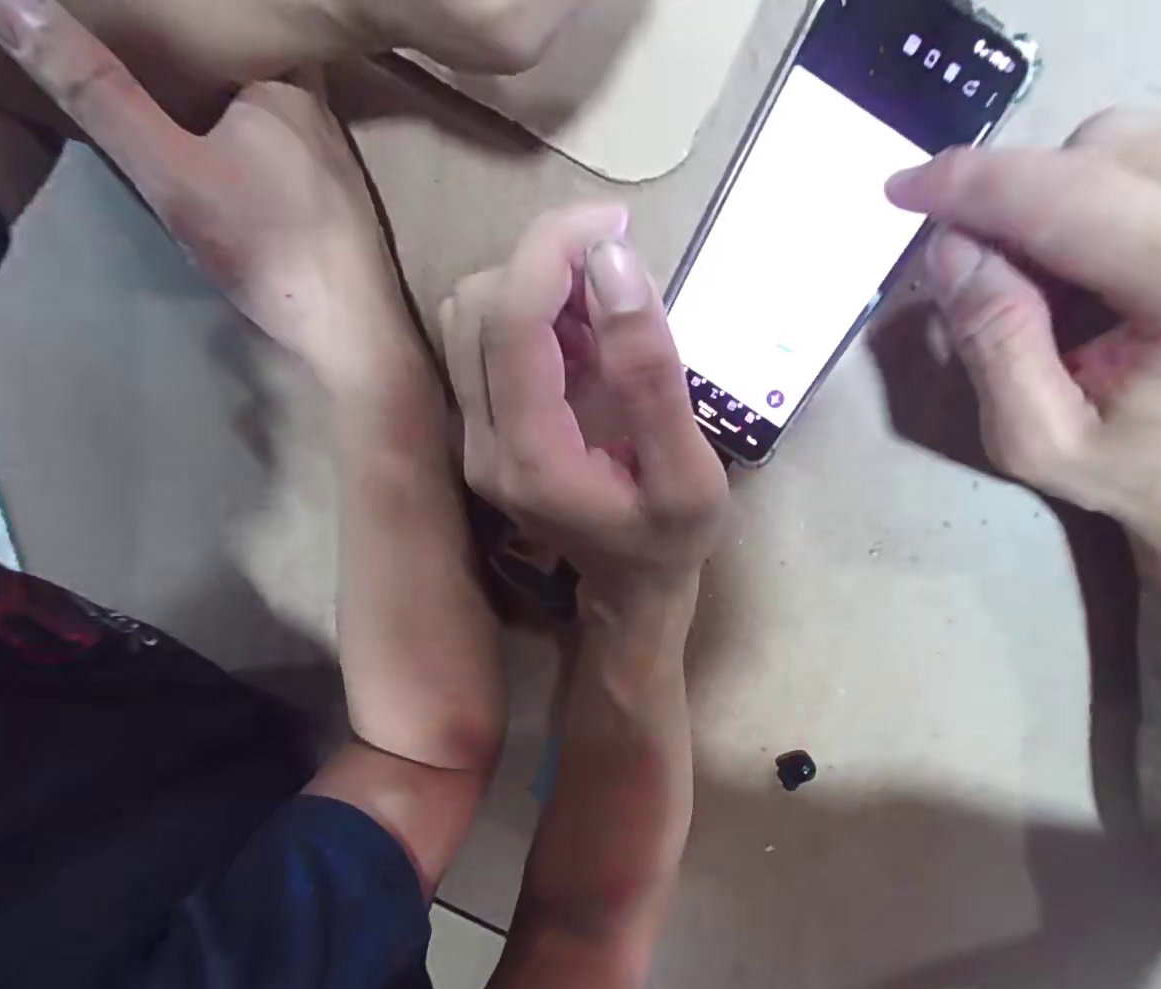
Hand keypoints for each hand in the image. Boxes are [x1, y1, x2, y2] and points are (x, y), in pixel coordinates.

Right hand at [0, 0, 412, 392]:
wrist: (352, 332)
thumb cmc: (270, 247)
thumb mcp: (167, 168)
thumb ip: (93, 89)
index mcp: (292, 91)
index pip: (251, 20)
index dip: (206, 8)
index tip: (158, 0)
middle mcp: (325, 123)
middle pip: (262, 66)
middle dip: (216, 51)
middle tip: (151, 29)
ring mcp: (339, 170)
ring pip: (279, 114)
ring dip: (237, 100)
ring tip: (177, 77)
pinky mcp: (341, 212)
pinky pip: (293, 158)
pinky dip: (260, 146)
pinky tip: (234, 155)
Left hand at [438, 205, 728, 609]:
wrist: (629, 594)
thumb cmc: (670, 544)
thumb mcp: (689, 475)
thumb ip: (653, 377)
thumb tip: (617, 268)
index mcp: (532, 456)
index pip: (513, 319)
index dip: (555, 251)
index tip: (615, 222)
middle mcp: (482, 442)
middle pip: (480, 307)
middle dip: (546, 263)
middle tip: (619, 268)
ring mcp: (474, 438)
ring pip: (471, 318)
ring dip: (536, 287)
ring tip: (603, 308)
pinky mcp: (482, 431)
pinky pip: (483, 343)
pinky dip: (530, 315)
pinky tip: (582, 337)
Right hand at [886, 109, 1160, 547]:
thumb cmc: (1139, 471)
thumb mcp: (1037, 441)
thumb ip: (992, 344)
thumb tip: (951, 244)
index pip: (1075, 198)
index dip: (976, 187)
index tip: (905, 187)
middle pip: (1100, 150)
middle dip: (1022, 208)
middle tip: (999, 283)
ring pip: (1130, 135)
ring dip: (1064, 200)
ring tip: (1066, 284)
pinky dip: (1108, 191)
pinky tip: (1113, 256)